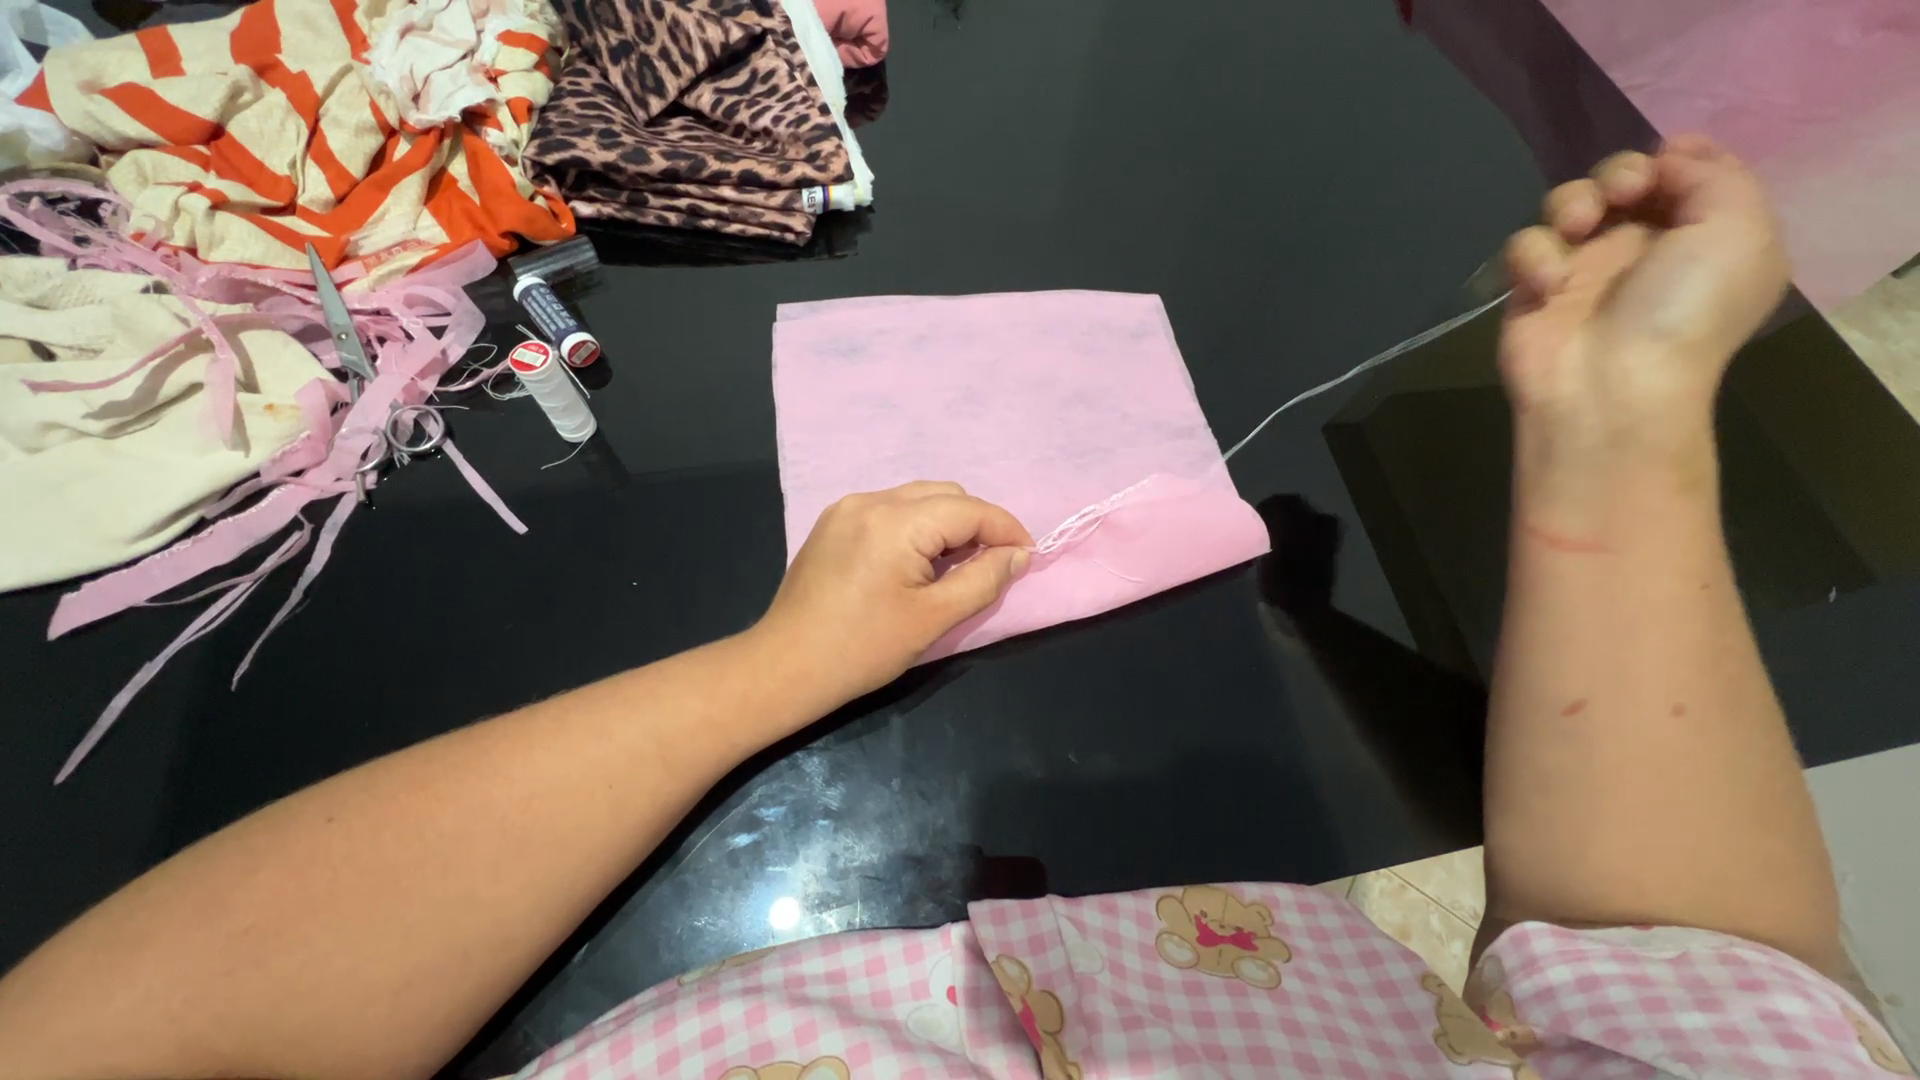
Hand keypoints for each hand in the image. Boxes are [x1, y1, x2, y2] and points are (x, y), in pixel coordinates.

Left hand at [753, 482, 1033, 699]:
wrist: (786, 666)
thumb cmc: (863, 648)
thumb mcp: (933, 618)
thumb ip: (982, 580)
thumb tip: (1018, 555)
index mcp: (895, 521)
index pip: (969, 509)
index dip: (1006, 529)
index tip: (1029, 556)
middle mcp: (870, 501)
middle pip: (944, 495)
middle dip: (977, 523)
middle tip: (993, 564)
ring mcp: (846, 508)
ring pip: (916, 498)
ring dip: (946, 524)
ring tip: (957, 565)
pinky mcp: (832, 524)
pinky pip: (889, 510)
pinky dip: (916, 527)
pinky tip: (918, 561)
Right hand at [1500, 135, 1789, 449]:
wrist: (1609, 382)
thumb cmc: (1685, 308)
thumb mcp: (1740, 228)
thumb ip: (1714, 174)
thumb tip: (1669, 155)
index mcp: (1705, 232)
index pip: (1686, 171)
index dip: (1674, 155)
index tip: (1666, 159)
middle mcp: (1644, 245)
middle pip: (1621, 177)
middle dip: (1618, 172)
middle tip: (1622, 195)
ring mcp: (1583, 266)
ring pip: (1567, 202)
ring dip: (1572, 202)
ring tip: (1578, 229)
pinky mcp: (1531, 286)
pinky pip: (1525, 244)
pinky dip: (1534, 254)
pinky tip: (1548, 282)